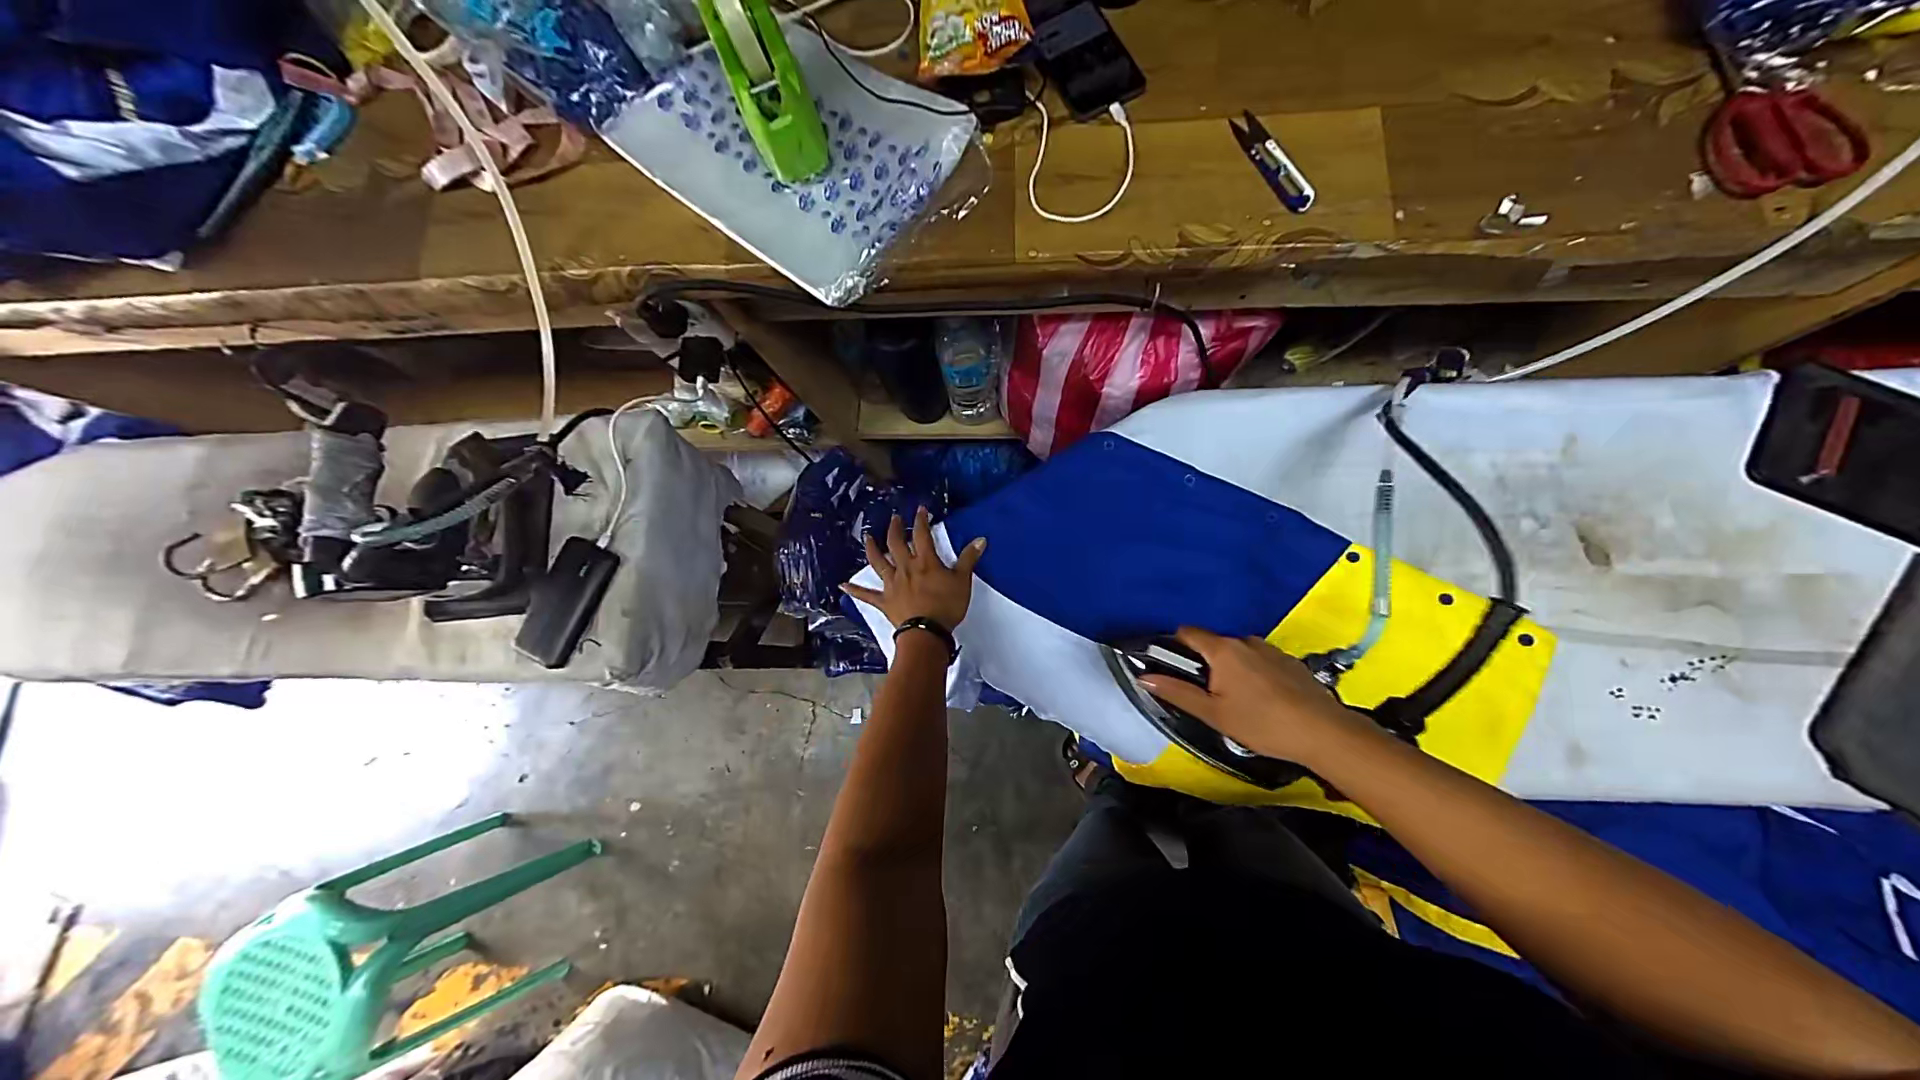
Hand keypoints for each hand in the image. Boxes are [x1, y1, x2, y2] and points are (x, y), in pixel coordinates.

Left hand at [840, 505, 986, 630]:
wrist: (926, 632)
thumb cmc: (946, 606)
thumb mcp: (962, 581)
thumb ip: (969, 558)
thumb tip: (980, 539)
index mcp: (925, 561)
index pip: (922, 535)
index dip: (921, 520)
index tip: (920, 510)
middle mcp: (905, 568)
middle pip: (896, 543)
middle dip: (895, 528)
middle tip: (893, 518)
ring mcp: (892, 584)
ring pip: (878, 562)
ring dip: (872, 548)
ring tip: (867, 537)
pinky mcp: (884, 600)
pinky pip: (866, 595)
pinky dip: (854, 590)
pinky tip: (843, 585)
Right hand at [1138, 626, 1367, 764]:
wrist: (1323, 732)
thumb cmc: (1261, 724)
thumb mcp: (1213, 714)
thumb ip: (1177, 693)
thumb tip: (1144, 677)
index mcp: (1223, 650)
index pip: (1188, 633)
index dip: (1175, 645)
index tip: (1172, 665)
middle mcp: (1246, 641)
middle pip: (1215, 644)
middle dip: (1207, 663)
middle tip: (1207, 694)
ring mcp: (1272, 650)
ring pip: (1240, 653)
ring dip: (1233, 668)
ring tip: (1238, 699)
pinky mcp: (1291, 662)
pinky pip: (1262, 661)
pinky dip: (1255, 674)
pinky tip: (1263, 700)